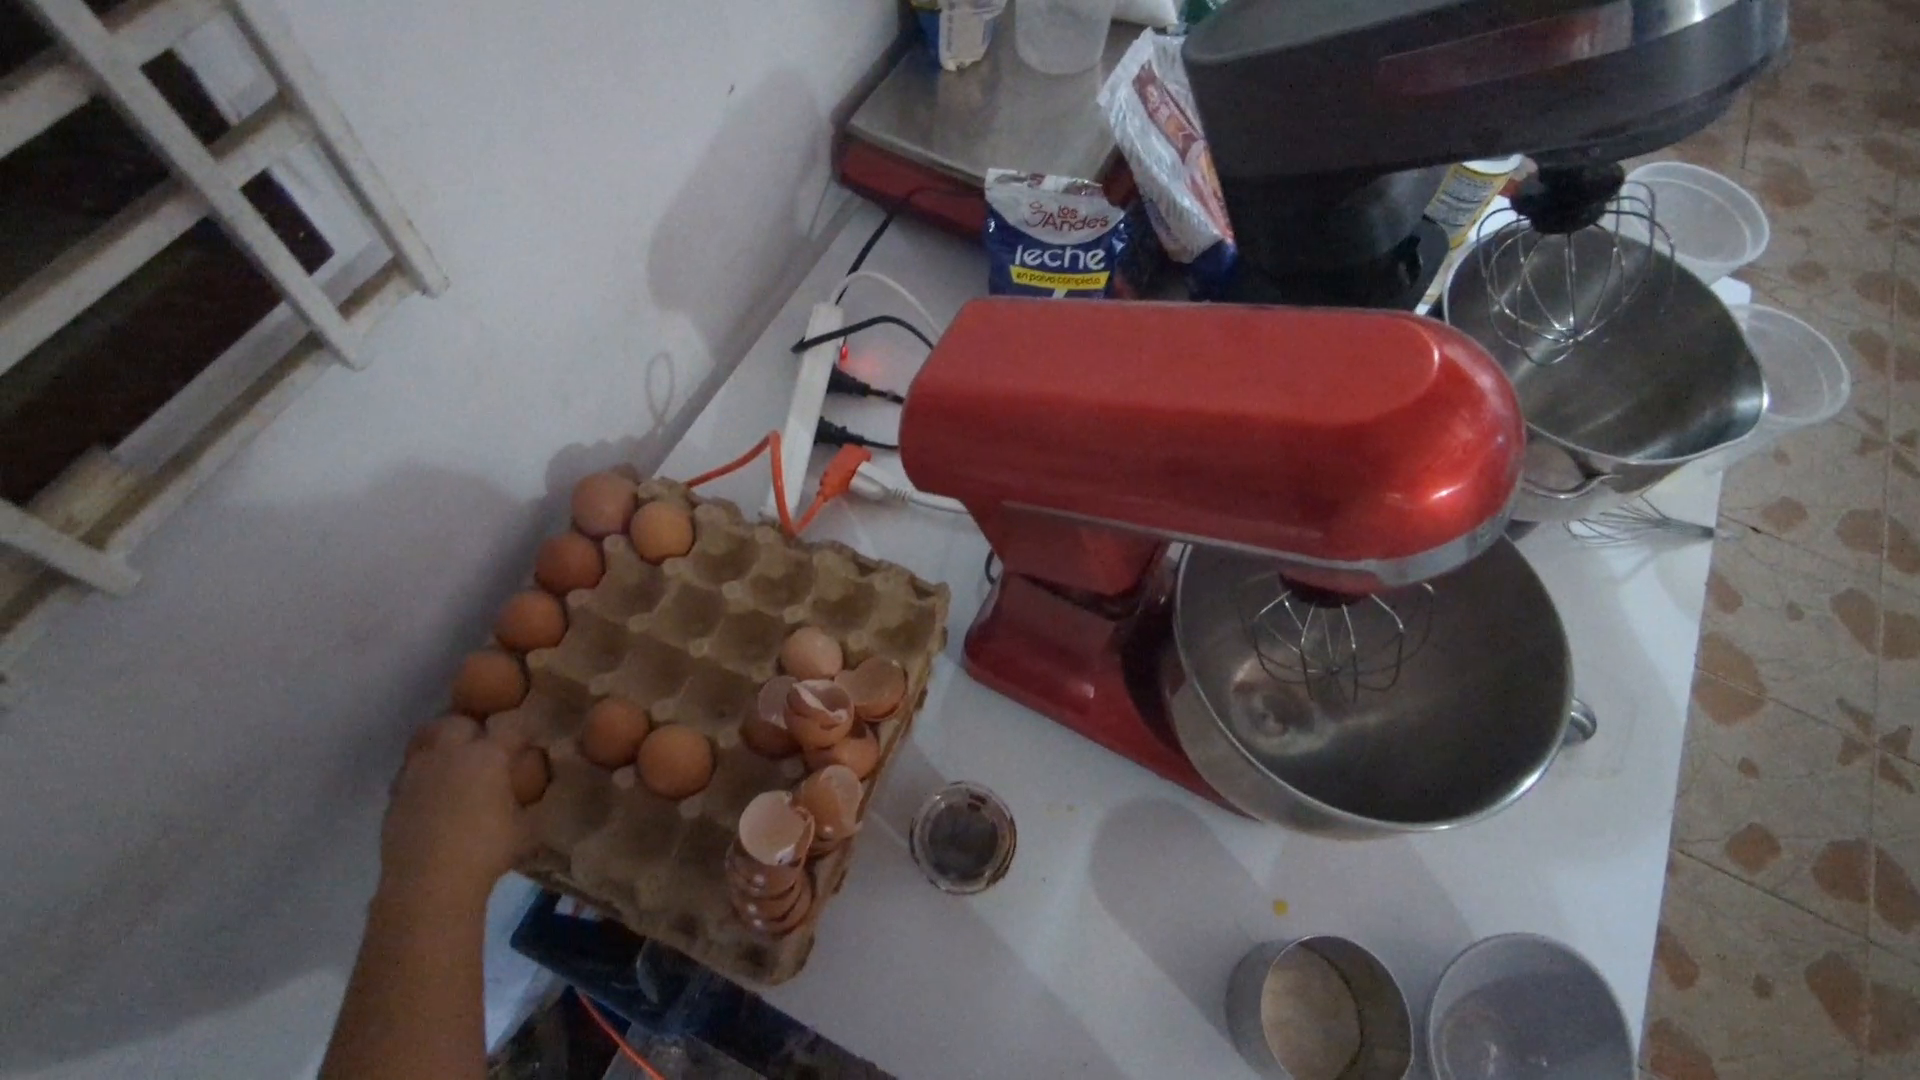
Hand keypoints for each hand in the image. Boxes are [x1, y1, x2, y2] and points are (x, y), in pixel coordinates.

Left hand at [382, 716, 531, 905]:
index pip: (511, 728)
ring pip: (426, 742)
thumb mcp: (527, 824)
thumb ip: (528, 800)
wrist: (429, 882)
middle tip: (483, 748)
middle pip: (457, 722)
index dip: (521, 733)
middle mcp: (450, 754)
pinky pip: (411, 772)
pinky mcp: (394, 796)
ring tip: (454, 768)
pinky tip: (434, 796)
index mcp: (488, 755)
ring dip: (441, 749)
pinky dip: (423, 776)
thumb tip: (534, 792)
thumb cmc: (488, 850)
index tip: (528, 743)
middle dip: (470, 729)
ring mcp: (417, 773)